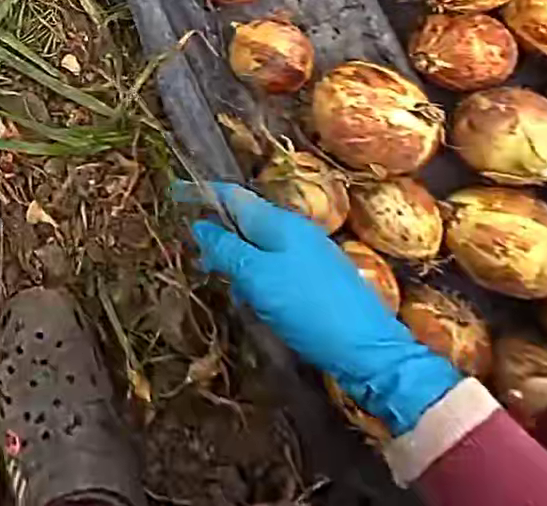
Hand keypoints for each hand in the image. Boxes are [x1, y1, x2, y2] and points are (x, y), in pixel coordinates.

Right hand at [184, 181, 460, 435]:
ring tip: (214, 274)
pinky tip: (247, 294)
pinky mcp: (317, 278)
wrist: (373, 353)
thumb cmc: (309, 308)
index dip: (202, 192)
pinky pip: (273, 263)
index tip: (174, 192)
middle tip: (190, 245)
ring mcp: (308, 253)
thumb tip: (200, 226)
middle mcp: (293, 229)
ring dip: (233, 253)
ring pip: (258, 243)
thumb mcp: (258, 277)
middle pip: (245, 217)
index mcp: (278, 221)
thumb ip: (227, 249)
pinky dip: (252, 271)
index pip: (232, 195)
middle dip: (216, 227)